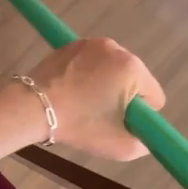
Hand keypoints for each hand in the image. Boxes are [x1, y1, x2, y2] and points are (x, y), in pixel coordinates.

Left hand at [21, 38, 165, 160]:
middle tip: (101, 114)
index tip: (120, 122)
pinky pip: (92, 62)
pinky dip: (89, 74)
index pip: (154, 97)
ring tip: (85, 101)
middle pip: (134, 79)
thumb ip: (146, 141)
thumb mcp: (123, 146)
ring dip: (107, 84)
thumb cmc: (80, 124)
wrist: (34, 106)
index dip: (141, 115)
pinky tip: (74, 89)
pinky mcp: (71, 44)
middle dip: (124, 96)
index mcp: (132, 67)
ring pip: (113, 70)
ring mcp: (90, 42)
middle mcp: (115, 47)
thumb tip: (144, 132)